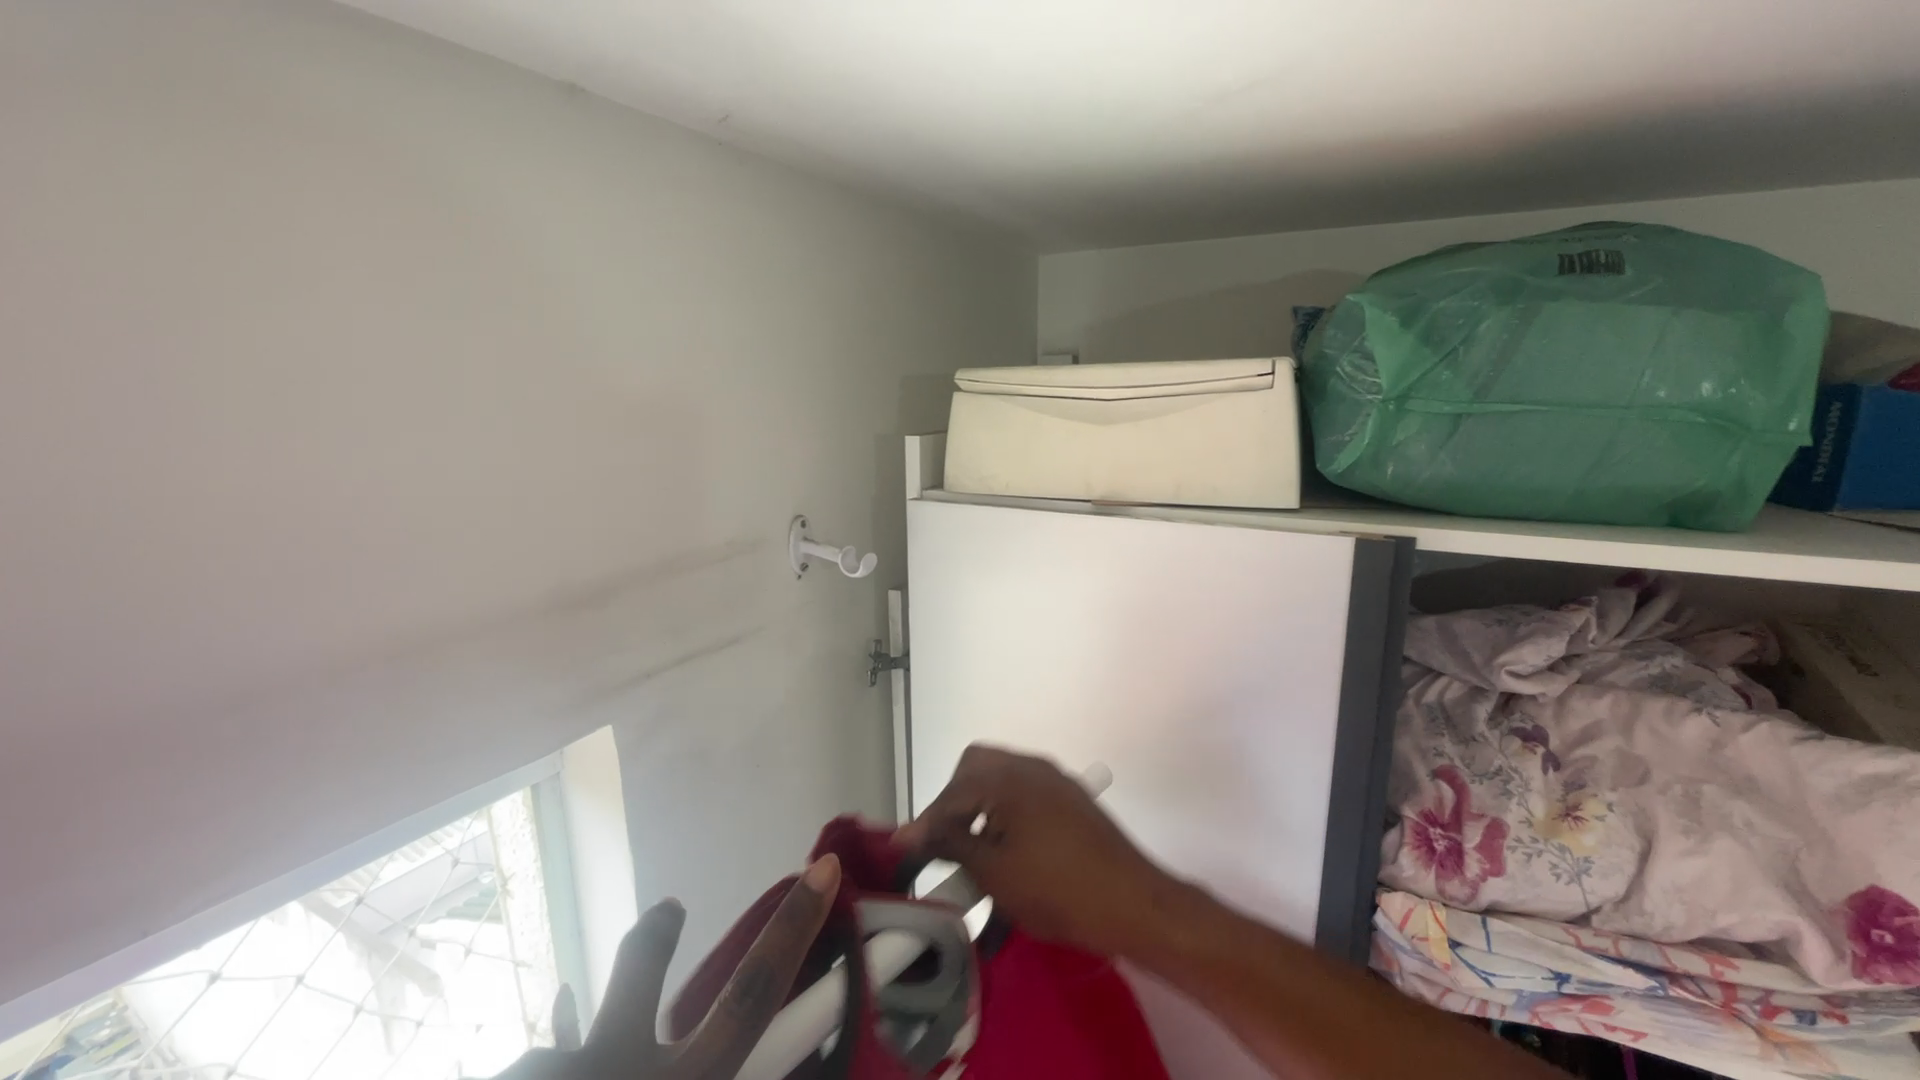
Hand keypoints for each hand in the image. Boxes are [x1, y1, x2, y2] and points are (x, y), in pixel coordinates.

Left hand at [493, 855, 840, 1079]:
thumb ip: (716, 1069)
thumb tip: (724, 1059)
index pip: (754, 993)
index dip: (793, 928)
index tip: (823, 868)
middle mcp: (620, 1065)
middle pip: (643, 966)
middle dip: (656, 938)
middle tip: (668, 909)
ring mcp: (560, 1072)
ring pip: (562, 1045)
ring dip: (566, 1069)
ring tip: (568, 1077)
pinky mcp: (512, 1078)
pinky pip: (524, 1071)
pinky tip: (540, 1066)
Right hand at [893, 744, 1178, 958]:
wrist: (1133, 904)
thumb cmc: (1057, 890)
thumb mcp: (993, 871)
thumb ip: (949, 843)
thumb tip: (909, 832)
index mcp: (1009, 778)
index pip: (952, 792)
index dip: (926, 823)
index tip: (907, 853)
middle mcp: (1032, 767)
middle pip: (976, 769)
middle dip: (954, 804)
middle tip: (945, 843)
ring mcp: (1056, 782)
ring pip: (1002, 780)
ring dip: (981, 810)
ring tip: (973, 854)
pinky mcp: (1072, 801)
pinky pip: (1026, 795)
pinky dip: (1006, 816)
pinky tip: (1006, 853)